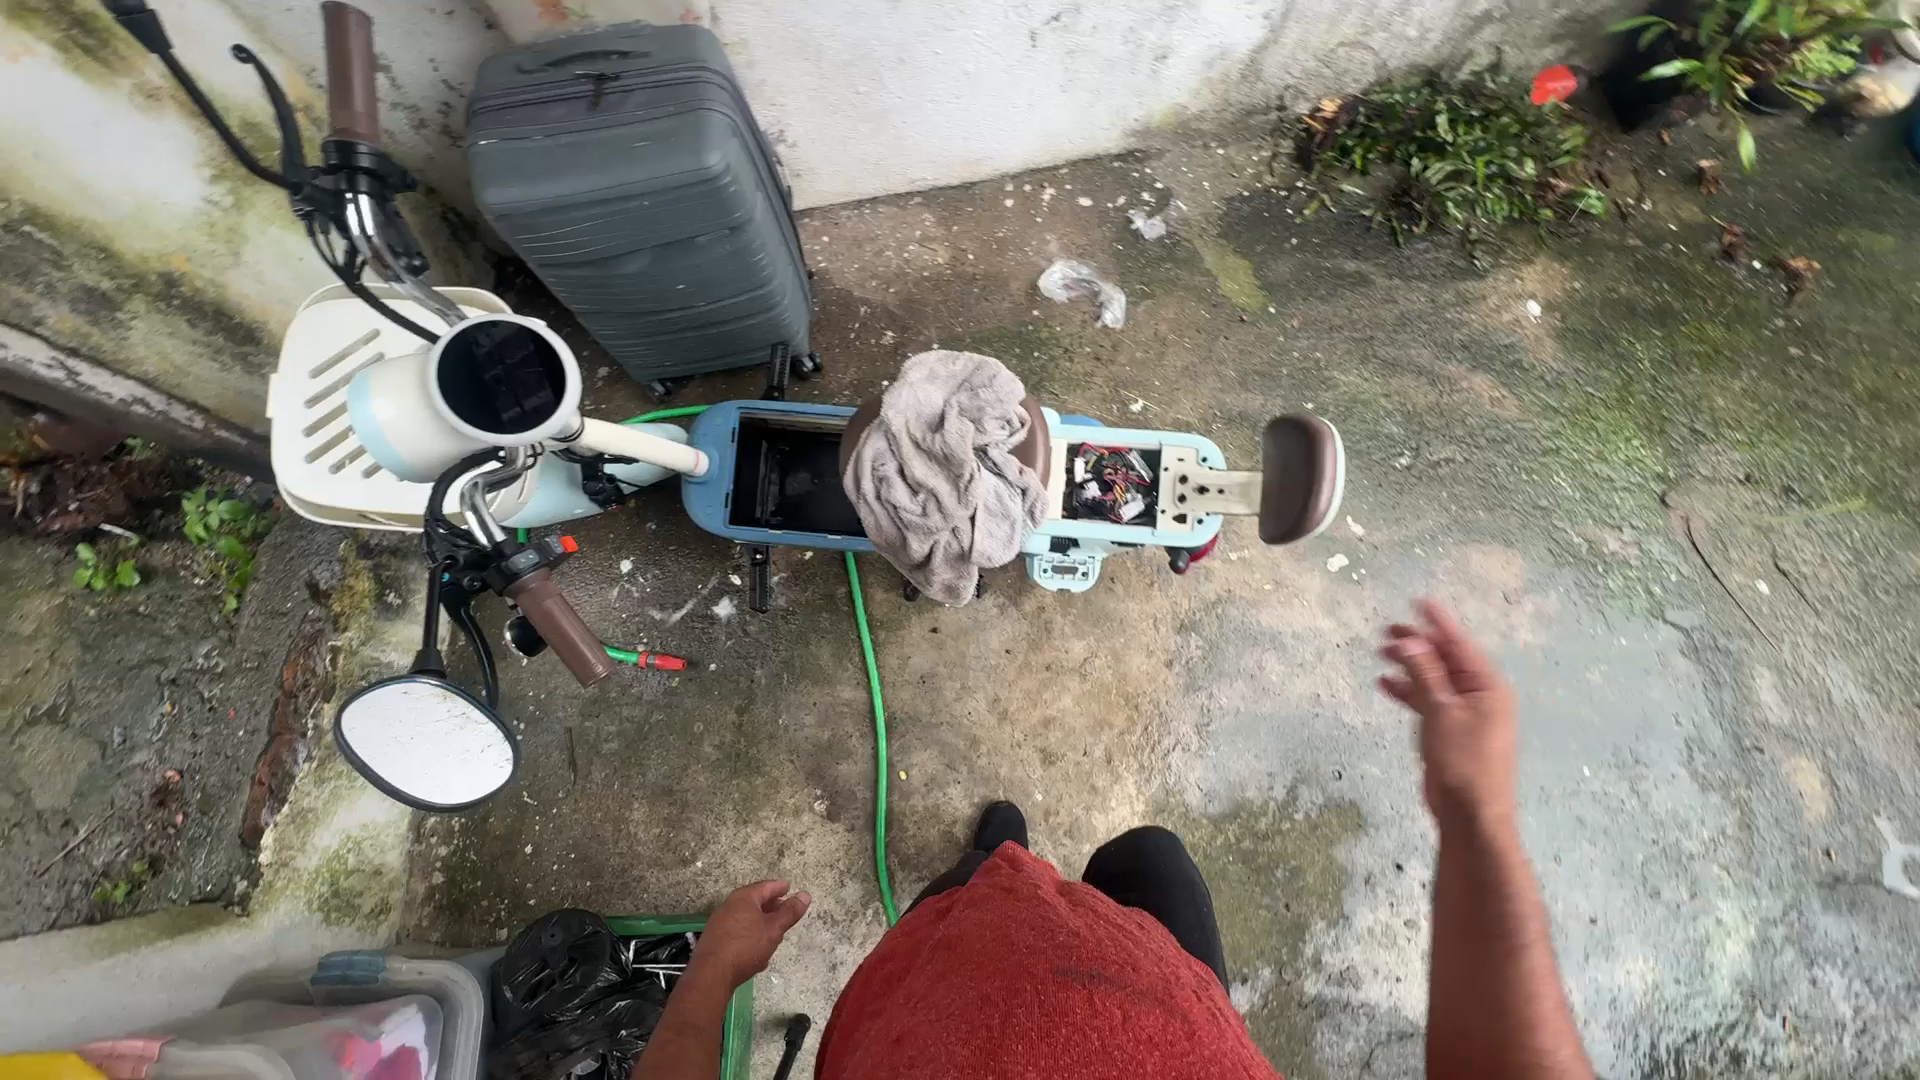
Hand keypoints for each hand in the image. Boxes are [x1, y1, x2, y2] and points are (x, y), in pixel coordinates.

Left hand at [688, 880, 810, 989]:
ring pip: (746, 918)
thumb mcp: (773, 929)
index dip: (780, 887)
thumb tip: (805, 895)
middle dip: (771, 906)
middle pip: (755, 902)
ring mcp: (719, 924)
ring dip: (761, 923)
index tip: (789, 886)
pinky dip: (750, 936)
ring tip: (774, 932)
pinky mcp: (715, 942)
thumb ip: (790, 912)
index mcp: (744, 898)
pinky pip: (738, 933)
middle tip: (785, 909)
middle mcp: (729, 906)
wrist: (710, 977)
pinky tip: (757, 952)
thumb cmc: (745, 947)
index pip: (766, 887)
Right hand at [1377, 599, 1518, 829]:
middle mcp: (1480, 695)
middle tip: (1386, 631)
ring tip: (1380, 653)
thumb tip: (1409, 642)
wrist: (1470, 811)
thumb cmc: (1461, 759)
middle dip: (1418, 644)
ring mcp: (1466, 713)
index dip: (1438, 623)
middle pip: (1446, 660)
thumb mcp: (1441, 711)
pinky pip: (1429, 699)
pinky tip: (1387, 684)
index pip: (1459, 645)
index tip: (1419, 601)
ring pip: (1435, 678)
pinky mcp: (1451, 729)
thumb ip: (1424, 674)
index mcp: (1488, 687)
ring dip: (1410, 665)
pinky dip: (1409, 690)